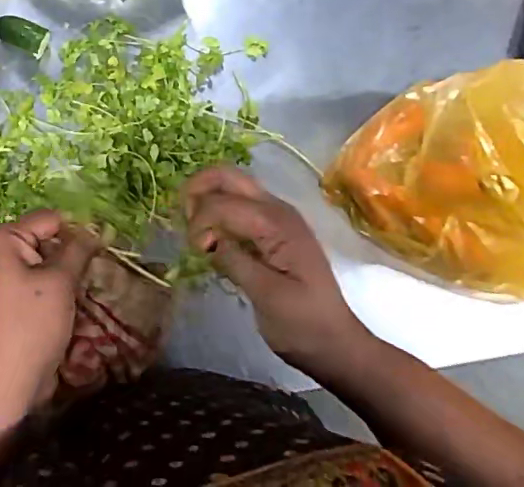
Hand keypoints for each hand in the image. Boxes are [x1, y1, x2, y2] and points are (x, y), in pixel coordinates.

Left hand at [0, 210, 96, 416]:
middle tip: (99, 268)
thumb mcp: (60, 281)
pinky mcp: (14, 296)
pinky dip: (59, 286)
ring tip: (90, 284)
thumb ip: (78, 249)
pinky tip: (77, 299)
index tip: (104, 246)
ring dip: (69, 271)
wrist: (10, 380)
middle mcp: (1, 250)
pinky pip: (41, 279)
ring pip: (48, 261)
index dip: (77, 230)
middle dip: (73, 252)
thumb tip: (96, 228)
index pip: (50, 220)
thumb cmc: (32, 324)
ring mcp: (6, 274)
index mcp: (5, 238)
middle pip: (48, 238)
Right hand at [181, 167, 372, 374]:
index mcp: (276, 223)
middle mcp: (276, 209)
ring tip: (199, 234)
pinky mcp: (272, 229)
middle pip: (226, 176)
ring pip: (231, 185)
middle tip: (185, 224)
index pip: (223, 202)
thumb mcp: (266, 297)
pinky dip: (218, 212)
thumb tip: (209, 240)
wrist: (338, 346)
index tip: (197, 252)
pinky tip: (213, 240)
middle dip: (197, 191)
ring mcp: (276, 216)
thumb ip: (234, 261)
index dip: (200, 222)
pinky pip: (238, 204)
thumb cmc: (304, 325)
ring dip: (206, 200)